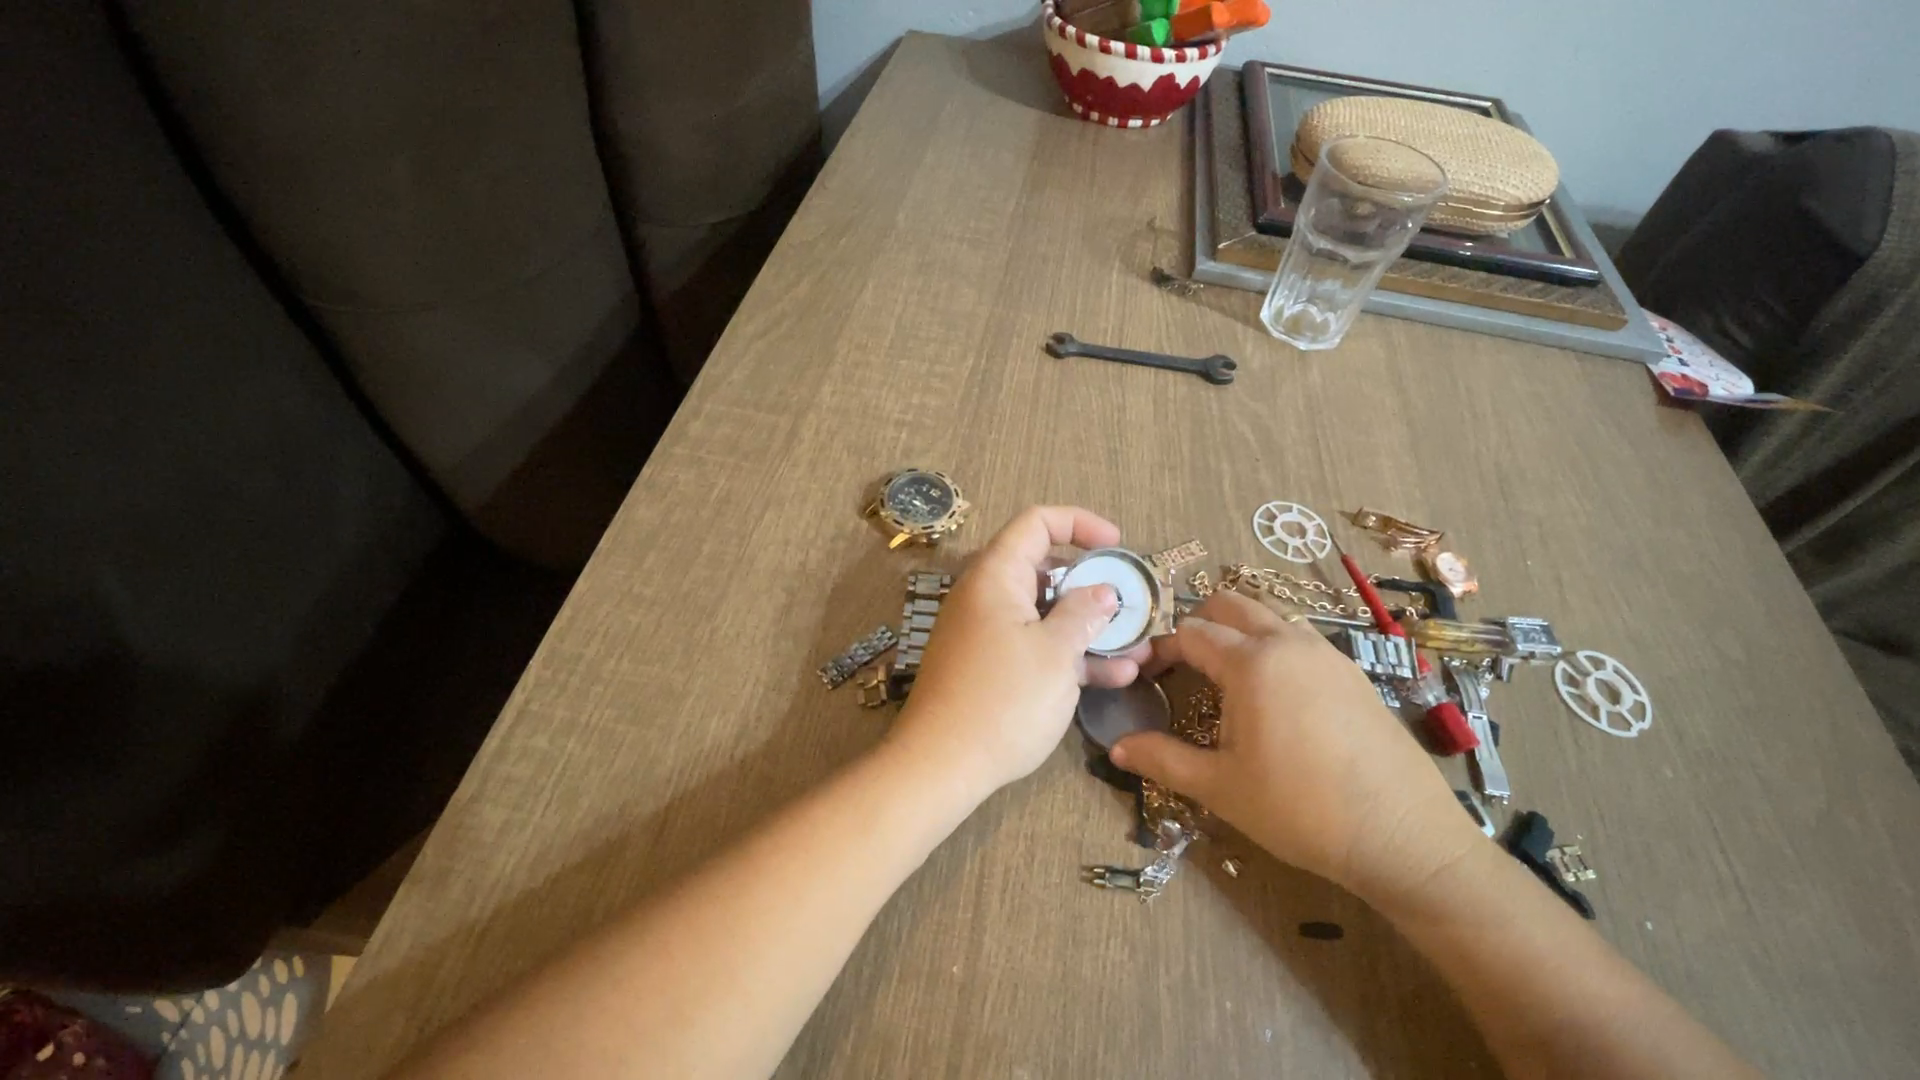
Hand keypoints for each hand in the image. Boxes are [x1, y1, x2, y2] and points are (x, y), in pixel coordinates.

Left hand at [888, 506, 1152, 796]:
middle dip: (1094, 586)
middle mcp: (987, 596)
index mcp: (995, 576)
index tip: (1118, 544)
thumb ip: (1083, 614)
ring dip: (1091, 629)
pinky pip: (1034, 647)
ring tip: (1138, 650)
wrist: (941, 765)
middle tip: (1131, 605)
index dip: (1080, 523)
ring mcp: (987, 634)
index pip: (1037, 523)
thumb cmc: (1003, 700)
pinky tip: (1115, 677)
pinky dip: (1069, 655)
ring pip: (1046, 615)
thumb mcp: (1055, 652)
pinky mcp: (990, 668)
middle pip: (1045, 570)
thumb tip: (1102, 591)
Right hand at [1109, 591, 1483, 903]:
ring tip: (1221, 675)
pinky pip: (1300, 640)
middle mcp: (1289, 643)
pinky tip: (1271, 694)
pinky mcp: (1353, 674)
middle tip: (1178, 663)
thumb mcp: (1220, 787)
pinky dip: (1272, 647)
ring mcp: (1327, 654)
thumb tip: (1116, 748)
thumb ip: (1162, 759)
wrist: (1403, 836)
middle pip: (1232, 605)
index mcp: (1251, 663)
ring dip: (1238, 631)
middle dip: (1198, 623)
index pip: (1190, 632)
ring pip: (1270, 618)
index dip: (1159, 648)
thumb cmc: (1300, 810)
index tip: (1143, 674)